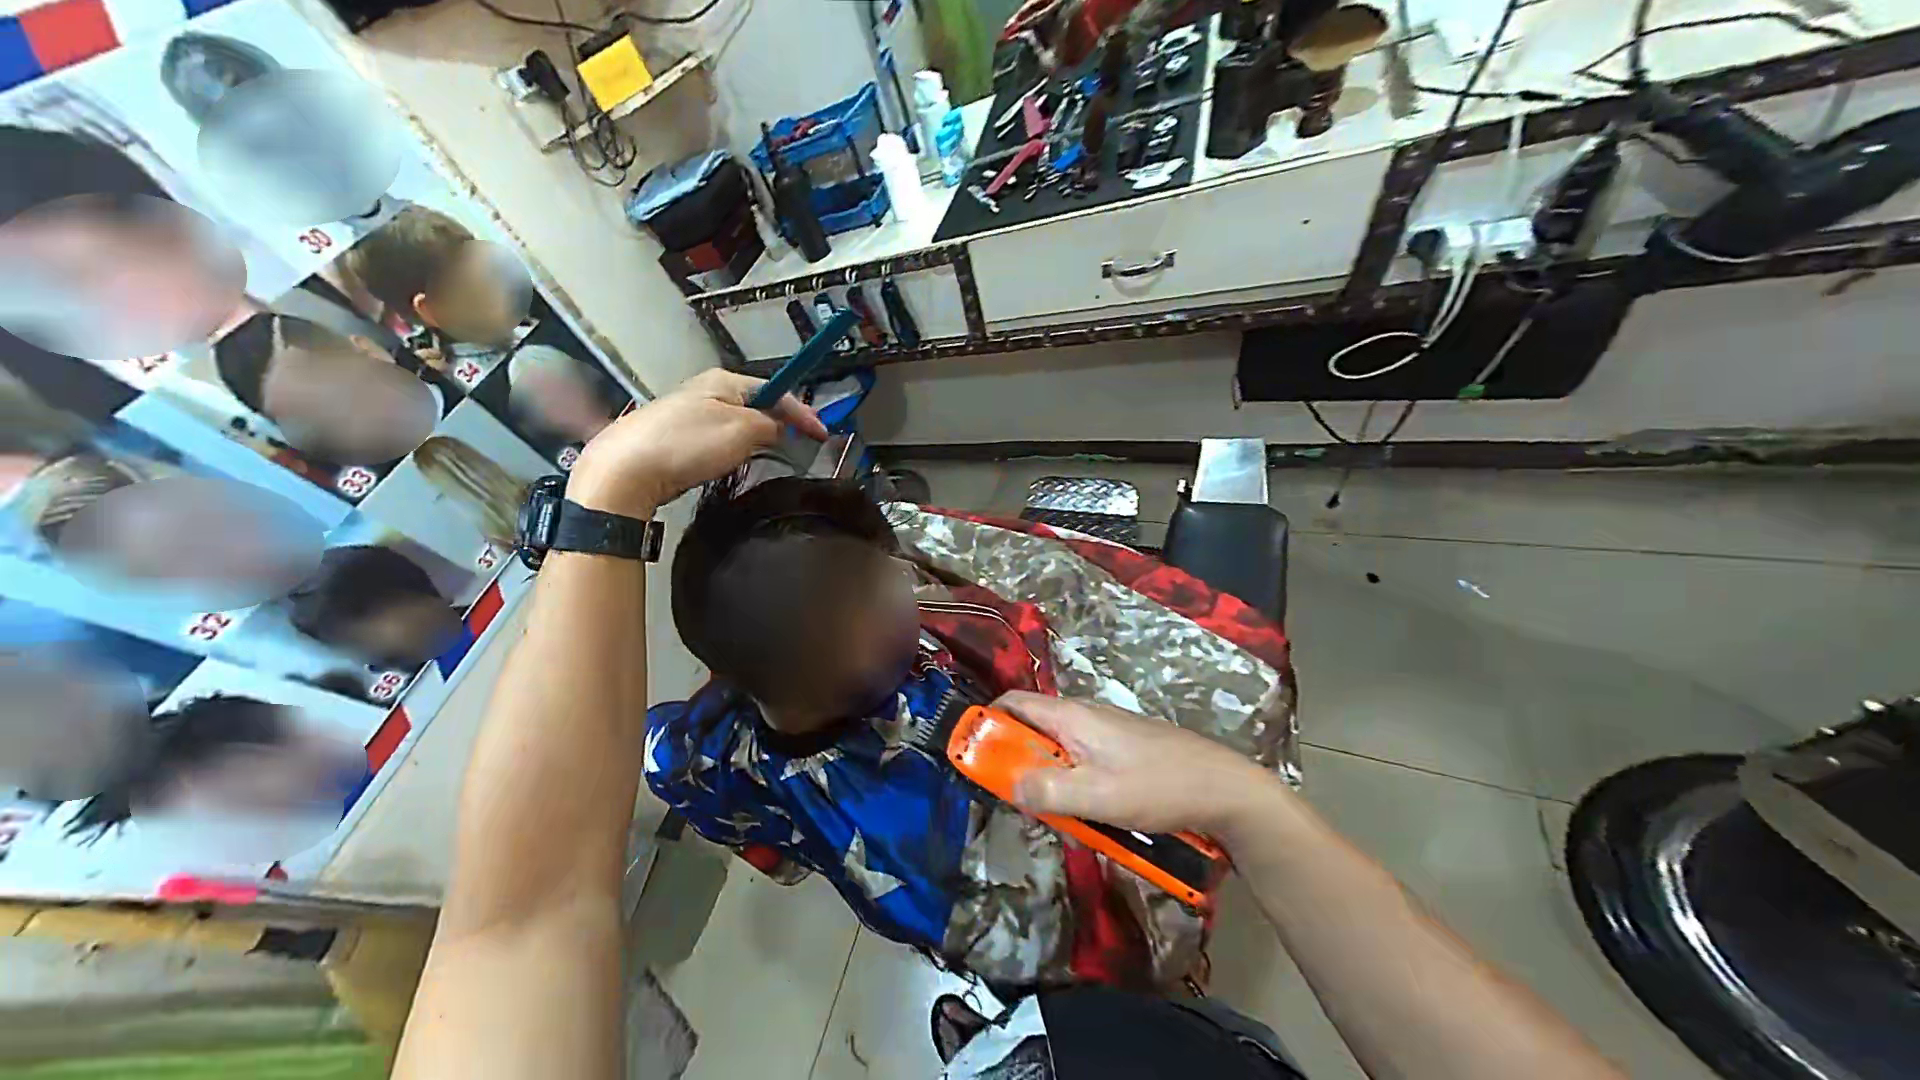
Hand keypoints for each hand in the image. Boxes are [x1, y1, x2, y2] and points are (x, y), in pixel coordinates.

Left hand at [567, 369, 826, 517]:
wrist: (624, 471)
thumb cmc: (688, 445)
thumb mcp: (743, 431)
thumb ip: (770, 425)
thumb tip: (776, 428)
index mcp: (723, 381)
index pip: (775, 390)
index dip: (802, 412)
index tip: (823, 435)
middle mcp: (703, 390)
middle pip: (754, 404)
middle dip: (779, 422)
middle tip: (799, 444)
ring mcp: (684, 413)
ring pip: (734, 422)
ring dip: (755, 437)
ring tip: (770, 456)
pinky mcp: (670, 437)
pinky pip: (714, 439)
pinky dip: (731, 449)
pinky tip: (730, 463)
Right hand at [994, 691, 1285, 840]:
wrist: (1227, 789)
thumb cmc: (1159, 785)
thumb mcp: (1098, 796)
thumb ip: (1048, 791)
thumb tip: (1008, 787)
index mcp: (1071, 716)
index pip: (1013, 702)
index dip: (987, 724)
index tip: (975, 758)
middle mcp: (1084, 717)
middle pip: (1033, 733)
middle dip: (1024, 769)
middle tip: (1031, 806)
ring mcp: (1106, 735)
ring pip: (1060, 756)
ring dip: (1055, 788)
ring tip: (1074, 822)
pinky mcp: (1123, 753)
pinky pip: (1084, 767)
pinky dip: (1080, 791)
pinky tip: (1099, 820)